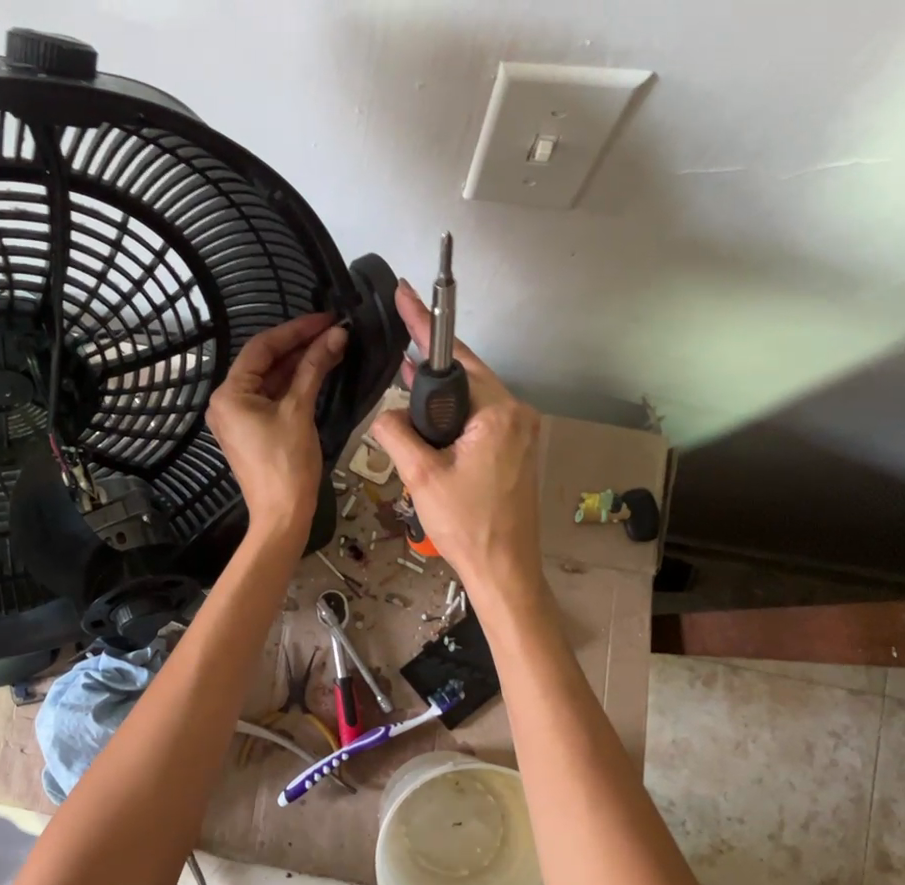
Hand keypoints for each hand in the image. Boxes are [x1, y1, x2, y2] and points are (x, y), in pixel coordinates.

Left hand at [207, 312, 346, 538]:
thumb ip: (314, 368)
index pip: (262, 347)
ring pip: (270, 380)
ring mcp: (237, 417)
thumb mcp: (299, 410)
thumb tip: (335, 335)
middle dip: (300, 346)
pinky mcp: (251, 430)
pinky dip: (293, 384)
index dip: (296, 330)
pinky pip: (271, 398)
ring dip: (299, 364)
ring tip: (333, 346)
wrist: (281, 514)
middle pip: (264, 362)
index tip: (326, 319)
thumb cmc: (287, 464)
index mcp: (229, 394)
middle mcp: (226, 402)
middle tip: (334, 331)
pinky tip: (319, 370)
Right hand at [371, 281, 543, 596]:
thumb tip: (384, 413)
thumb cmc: (467, 526)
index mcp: (498, 413)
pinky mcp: (514, 451)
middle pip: (465, 376)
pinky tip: (426, 424)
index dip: (424, 324)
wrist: (503, 570)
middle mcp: (516, 415)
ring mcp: (519, 434)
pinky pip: (478, 420)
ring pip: (471, 400)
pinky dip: (452, 419)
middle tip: (394, 352)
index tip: (407, 293)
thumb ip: (396, 433)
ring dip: (438, 400)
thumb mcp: (421, 476)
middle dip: (427, 370)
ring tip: (403, 389)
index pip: (454, 358)